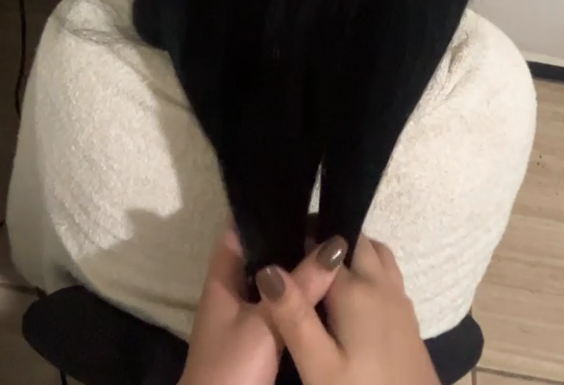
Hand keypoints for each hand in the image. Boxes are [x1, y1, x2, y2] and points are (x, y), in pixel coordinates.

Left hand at [178, 226, 348, 384]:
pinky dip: (304, 302)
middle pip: (264, 254)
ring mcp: (247, 318)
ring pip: (278, 284)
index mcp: (222, 276)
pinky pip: (286, 310)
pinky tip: (332, 295)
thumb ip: (301, 284)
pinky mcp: (262, 343)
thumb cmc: (231, 368)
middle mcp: (233, 291)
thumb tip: (337, 244)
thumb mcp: (267, 322)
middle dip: (294, 241)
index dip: (267, 209)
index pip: (241, 227)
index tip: (303, 195)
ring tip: (340, 251)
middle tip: (333, 225)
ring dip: (302, 273)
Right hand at [256, 237, 438, 384]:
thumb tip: (268, 270)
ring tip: (325, 274)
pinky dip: (371, 268)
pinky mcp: (409, 317)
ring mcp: (399, 298)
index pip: (324, 245)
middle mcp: (380, 283)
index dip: (302, 240)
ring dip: (353, 251)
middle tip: (299, 257)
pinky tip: (354, 298)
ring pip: (376, 253)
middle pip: (355, 241)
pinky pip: (388, 274)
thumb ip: (294, 316)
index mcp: (355, 289)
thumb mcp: (319, 366)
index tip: (280, 246)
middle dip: (329, 237)